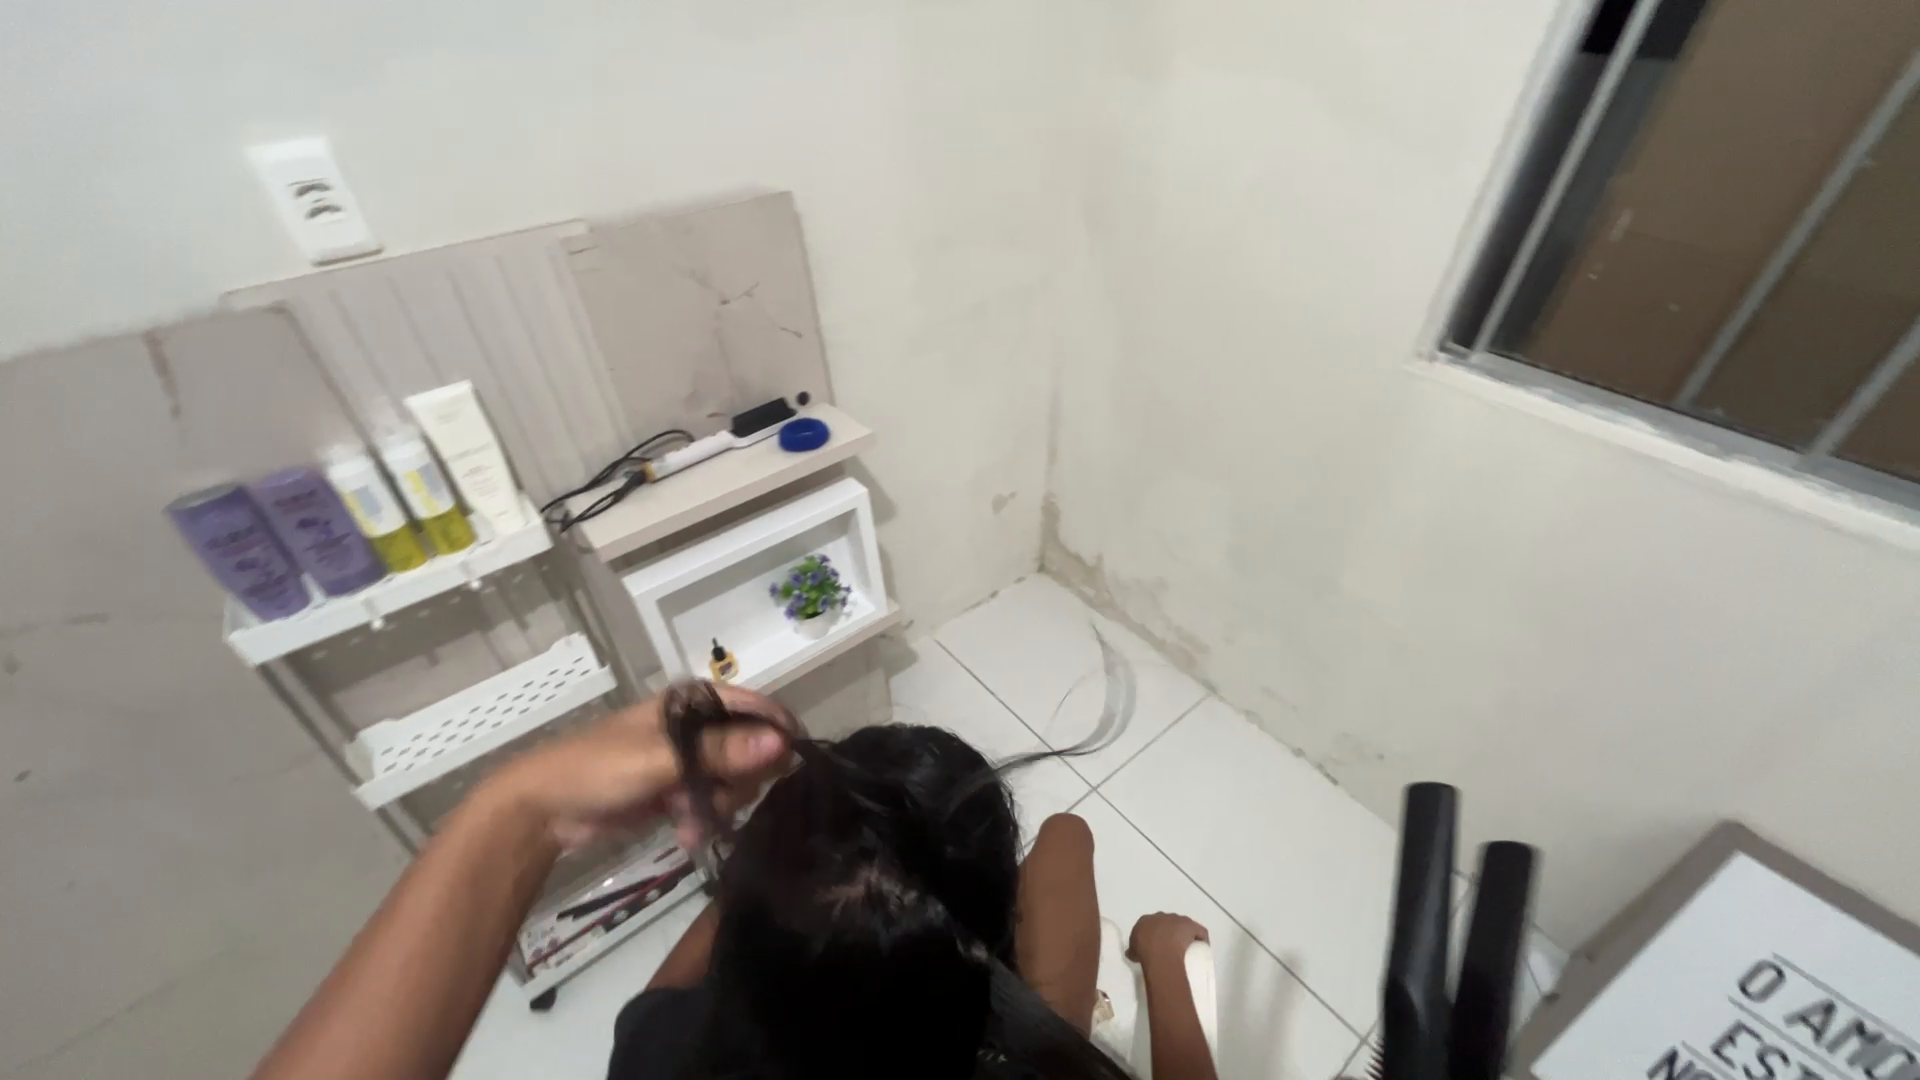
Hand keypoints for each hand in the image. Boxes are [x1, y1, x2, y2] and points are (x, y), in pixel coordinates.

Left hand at [480, 683, 793, 849]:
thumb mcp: (663, 759)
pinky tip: (686, 833)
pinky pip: (709, 801)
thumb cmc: (599, 768)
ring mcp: (686, 759)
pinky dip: (702, 817)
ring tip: (693, 821)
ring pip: (732, 780)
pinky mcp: (676, 788)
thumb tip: (782, 743)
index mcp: (693, 702)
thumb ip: (722, 751)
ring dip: (719, 804)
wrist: (541, 810)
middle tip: (726, 797)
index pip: (755, 707)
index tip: (791, 764)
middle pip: (749, 747)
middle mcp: (696, 726)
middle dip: (741, 778)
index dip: (777, 731)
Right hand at [1127, 912, 1209, 967]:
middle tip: (1171, 946)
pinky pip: (1199, 931)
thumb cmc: (1143, 950)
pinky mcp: (1191, 926)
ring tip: (1186, 948)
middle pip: (1168, 922)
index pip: (1152, 924)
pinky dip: (1201, 937)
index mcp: (1146, 919)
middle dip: (1170, 931)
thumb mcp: (1133, 951)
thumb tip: (1131, 953)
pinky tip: (1202, 947)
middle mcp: (1162, 916)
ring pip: (1184, 925)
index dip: (1155, 933)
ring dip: (1185, 933)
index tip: (1157, 943)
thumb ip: (1132, 950)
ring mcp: (1177, 920)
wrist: (1158, 951)